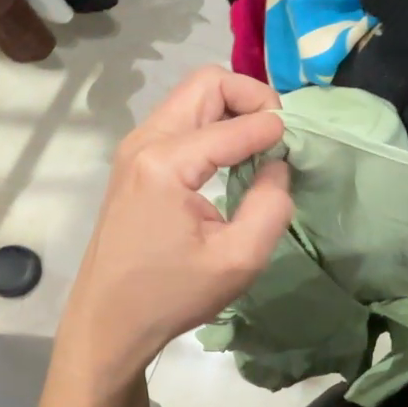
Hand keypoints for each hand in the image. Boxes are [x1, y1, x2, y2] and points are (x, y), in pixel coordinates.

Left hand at [54, 68, 294, 391]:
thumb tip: (278, 164)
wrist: (108, 323)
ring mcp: (136, 148)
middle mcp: (145, 141)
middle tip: (279, 135)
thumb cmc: (172, 295)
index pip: (235, 124)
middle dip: (253, 98)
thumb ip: (271, 204)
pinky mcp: (137, 161)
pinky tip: (234, 159)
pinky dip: (216, 124)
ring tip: (261, 147)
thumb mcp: (239, 260)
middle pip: (208, 83)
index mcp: (165, 162)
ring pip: (194, 95)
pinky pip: (183, 118)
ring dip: (234, 109)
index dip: (276, 129)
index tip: (299, 150)